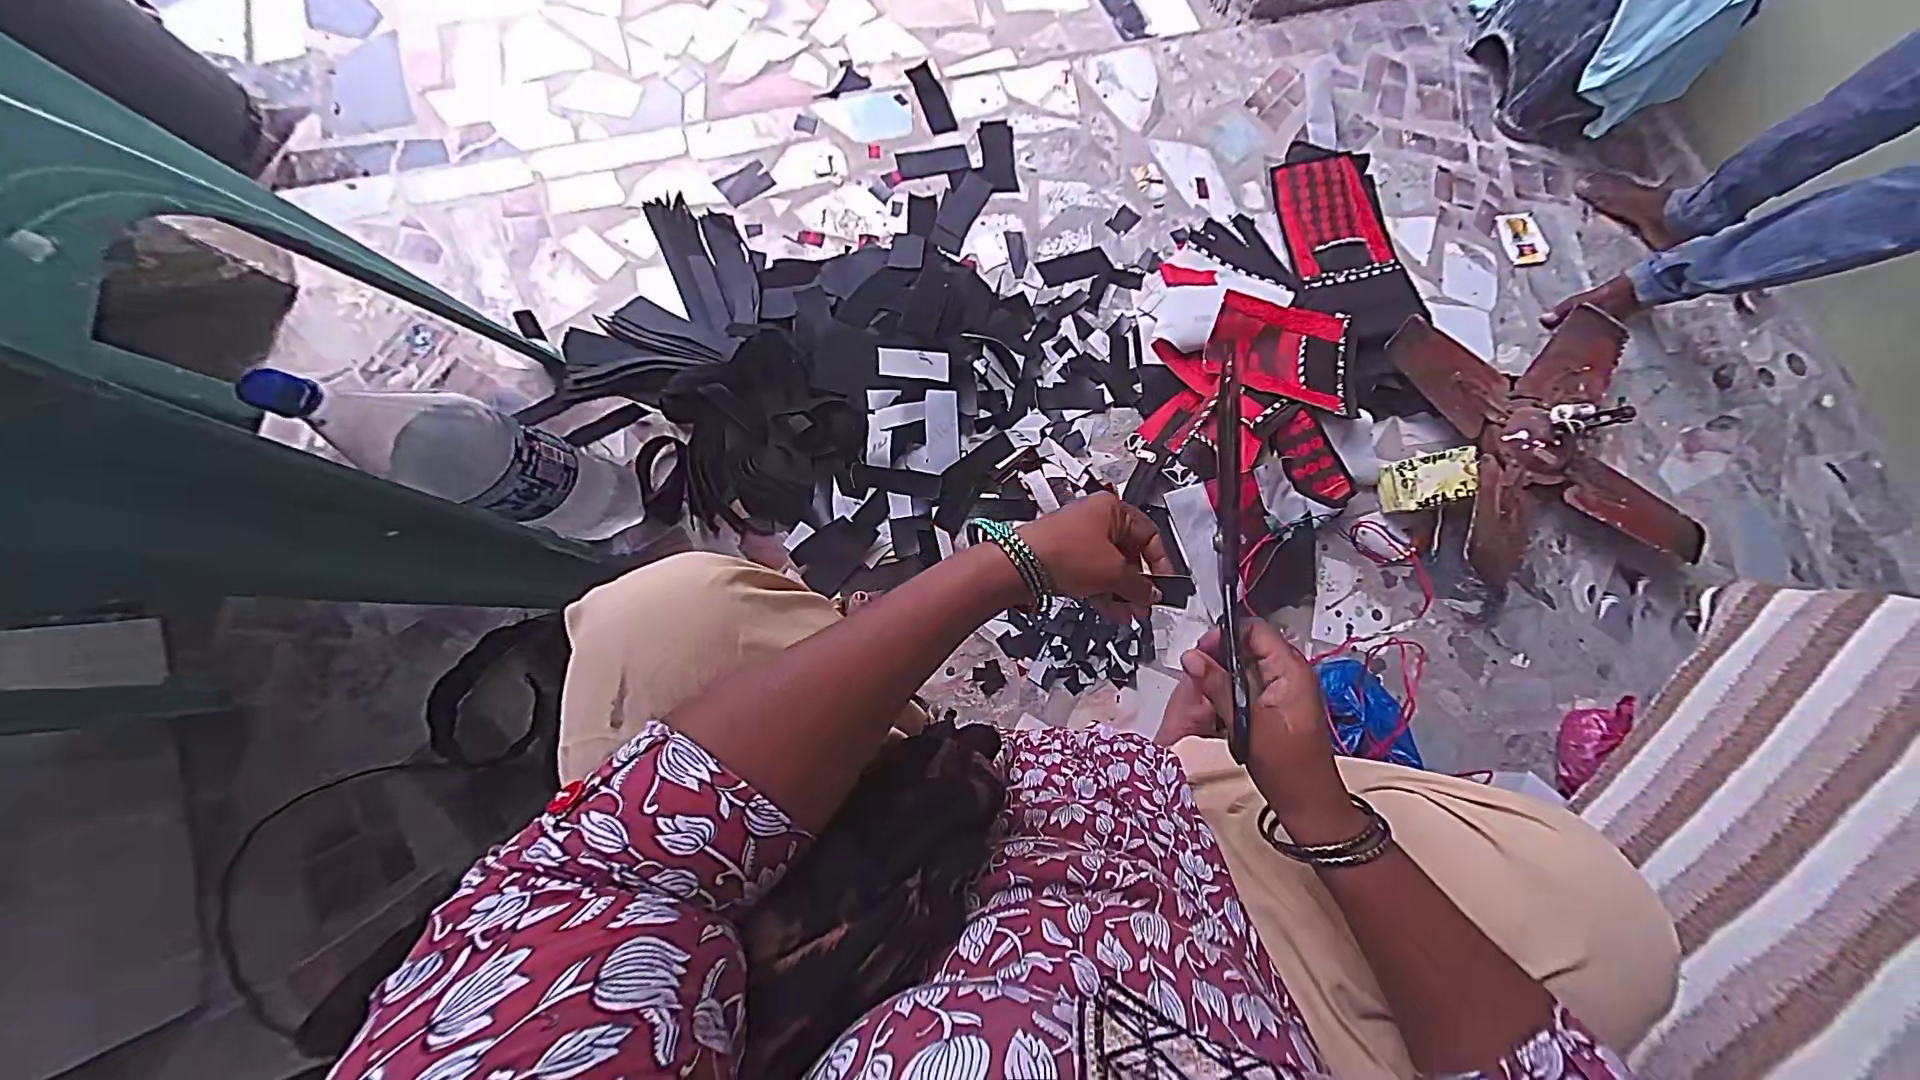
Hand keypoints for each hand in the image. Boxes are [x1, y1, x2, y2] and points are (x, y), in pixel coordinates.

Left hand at [1016, 493, 1175, 619]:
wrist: (1020, 565)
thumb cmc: (1059, 551)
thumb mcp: (1113, 572)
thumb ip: (1140, 585)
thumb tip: (1152, 593)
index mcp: (1111, 509)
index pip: (1149, 534)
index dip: (1160, 563)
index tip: (1163, 585)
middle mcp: (1094, 520)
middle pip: (1129, 553)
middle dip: (1138, 583)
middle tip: (1145, 603)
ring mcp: (1078, 539)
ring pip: (1110, 567)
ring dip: (1122, 592)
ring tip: (1130, 612)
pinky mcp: (1065, 557)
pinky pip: (1092, 575)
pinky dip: (1103, 592)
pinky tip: (1112, 610)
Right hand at [1172, 621, 1361, 842]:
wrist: (1308, 804)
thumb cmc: (1290, 769)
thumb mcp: (1248, 723)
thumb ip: (1219, 687)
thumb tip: (1193, 658)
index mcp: (1291, 671)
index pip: (1254, 630)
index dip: (1224, 635)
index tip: (1201, 651)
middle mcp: (1289, 675)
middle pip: (1246, 646)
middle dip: (1217, 657)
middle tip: (1198, 673)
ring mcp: (1282, 690)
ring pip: (1242, 666)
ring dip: (1220, 675)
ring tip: (1205, 692)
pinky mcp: (1274, 704)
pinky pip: (1245, 684)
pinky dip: (1228, 690)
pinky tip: (1218, 706)